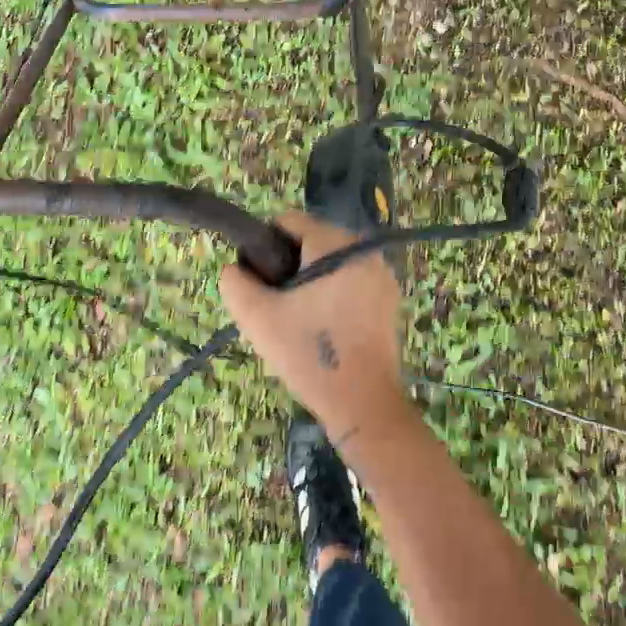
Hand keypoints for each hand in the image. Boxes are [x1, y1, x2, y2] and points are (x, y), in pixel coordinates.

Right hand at [219, 211, 408, 441]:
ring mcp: (382, 275)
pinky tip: (324, 330)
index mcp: (335, 244)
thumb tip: (236, 269)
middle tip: (279, 308)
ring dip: (311, 283)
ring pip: (330, 263)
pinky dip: (333, 296)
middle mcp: (364, 250)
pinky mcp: (390, 300)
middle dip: (290, 268)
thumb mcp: (257, 318)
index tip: (262, 284)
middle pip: (311, 241)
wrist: (362, 403)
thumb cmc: (309, 354)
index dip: (266, 248)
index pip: (289, 222)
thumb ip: (236, 283)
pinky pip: (350, 282)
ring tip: (300, 322)